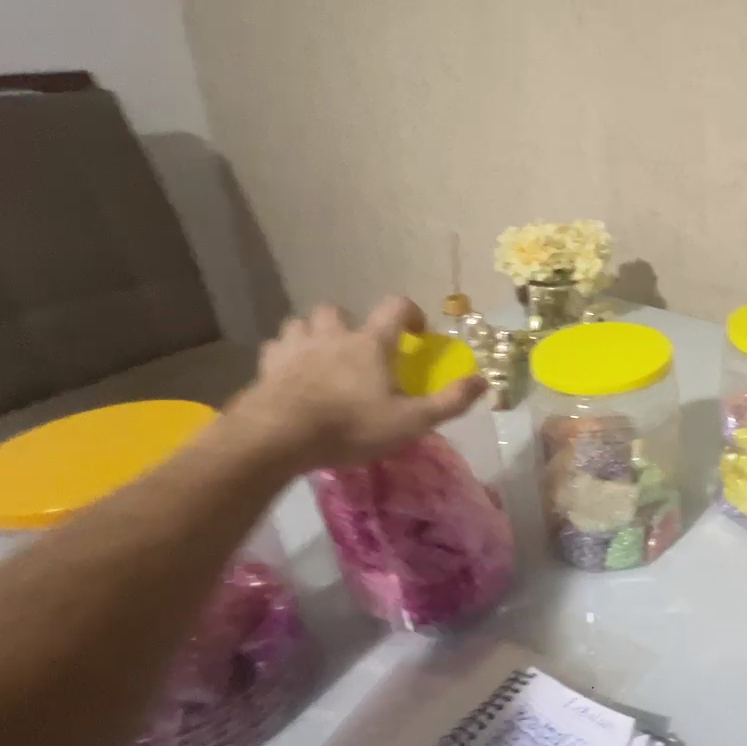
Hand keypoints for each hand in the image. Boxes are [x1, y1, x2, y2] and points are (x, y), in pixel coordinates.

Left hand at [226, 296, 484, 470]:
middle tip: (357, 347)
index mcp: (370, 343)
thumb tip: (483, 381)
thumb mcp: (411, 421)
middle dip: (348, 322)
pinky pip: (273, 352)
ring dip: (312, 335)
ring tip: (321, 357)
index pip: (395, 307)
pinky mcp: (264, 370)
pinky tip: (290, 377)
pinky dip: (284, 358)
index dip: (411, 313)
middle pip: (336, 310)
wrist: (275, 438)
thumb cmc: (350, 426)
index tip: (417, 334)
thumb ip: (449, 401)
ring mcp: (293, 350)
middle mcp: (332, 337)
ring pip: (300, 325)